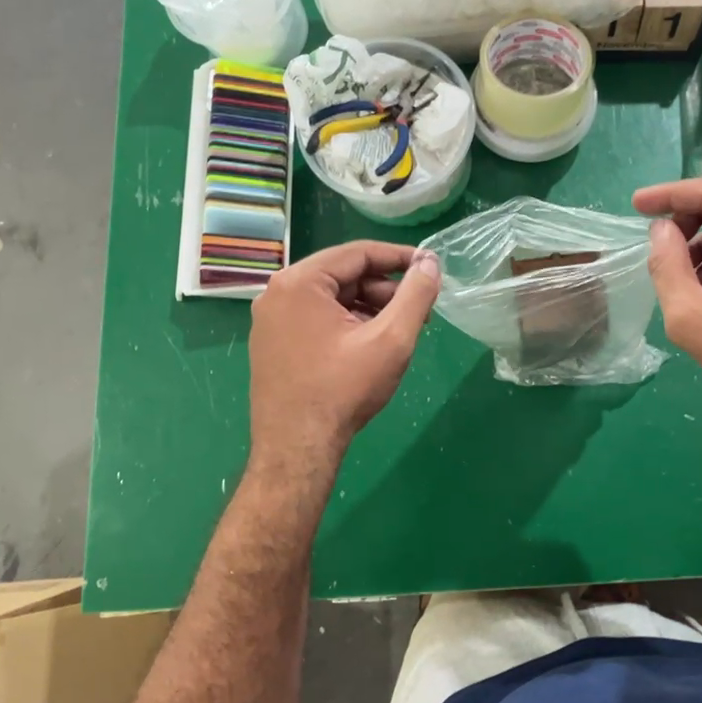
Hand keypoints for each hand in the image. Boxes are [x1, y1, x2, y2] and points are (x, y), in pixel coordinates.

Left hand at [248, 241, 440, 464]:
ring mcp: (270, 320)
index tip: (430, 267)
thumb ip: (415, 295)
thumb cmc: (344, 390)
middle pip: (343, 275)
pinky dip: (348, 324)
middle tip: (420, 312)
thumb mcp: (391, 339)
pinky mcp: (272, 343)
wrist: (297, 448)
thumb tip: (431, 262)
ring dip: (369, 308)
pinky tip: (372, 346)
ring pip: (331, 299)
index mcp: (299, 282)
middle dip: (385, 290)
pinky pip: (317, 318)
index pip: (358, 253)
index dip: (399, 258)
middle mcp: (277, 293)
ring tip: (401, 332)